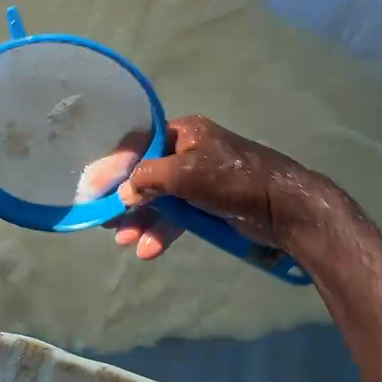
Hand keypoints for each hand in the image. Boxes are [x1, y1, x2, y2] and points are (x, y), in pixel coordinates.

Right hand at [109, 115, 348, 258]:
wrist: (285, 208)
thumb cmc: (233, 180)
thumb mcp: (184, 172)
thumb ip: (147, 178)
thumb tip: (123, 193)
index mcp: (184, 132)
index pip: (140, 144)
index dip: (116, 166)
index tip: (96, 188)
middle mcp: (190, 151)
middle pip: (147, 175)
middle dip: (128, 201)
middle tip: (107, 222)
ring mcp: (200, 179)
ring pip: (161, 199)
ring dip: (143, 221)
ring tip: (125, 241)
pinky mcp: (209, 204)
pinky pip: (178, 215)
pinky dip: (163, 231)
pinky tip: (149, 249)